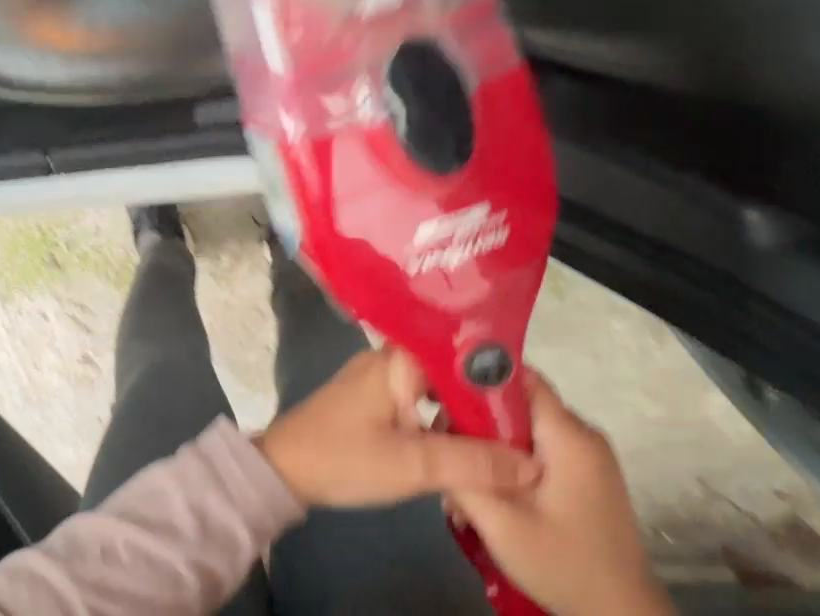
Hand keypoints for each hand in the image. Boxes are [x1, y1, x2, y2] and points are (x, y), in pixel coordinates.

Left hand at [256, 347, 540, 508]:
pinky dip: (443, 419)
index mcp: (398, 360)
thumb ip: (476, 463)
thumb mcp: (415, 465)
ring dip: (466, 412)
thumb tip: (536, 464)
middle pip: (451, 370)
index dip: (499, 376)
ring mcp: (378, 379)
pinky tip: (468, 444)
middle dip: (487, 398)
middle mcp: (389, 359)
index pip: (460, 351)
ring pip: (436, 388)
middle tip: (529, 429)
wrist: (283, 468)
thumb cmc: (345, 457)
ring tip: (510, 439)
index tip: (535, 404)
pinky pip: (419, 401)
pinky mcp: (372, 400)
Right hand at [447, 374, 675, 615]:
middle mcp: (582, 435)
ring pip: (520, 428)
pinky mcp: (582, 475)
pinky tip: (486, 491)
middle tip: (440, 443)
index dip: (473, 374)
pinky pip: (533, 448)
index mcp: (569, 436)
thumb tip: (429, 427)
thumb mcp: (499, 521)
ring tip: (460, 476)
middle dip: (473, 419)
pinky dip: (505, 461)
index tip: (434, 389)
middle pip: (514, 403)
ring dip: (485, 445)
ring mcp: (585, 456)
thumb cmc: (562, 563)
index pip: (517, 376)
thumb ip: (462, 469)